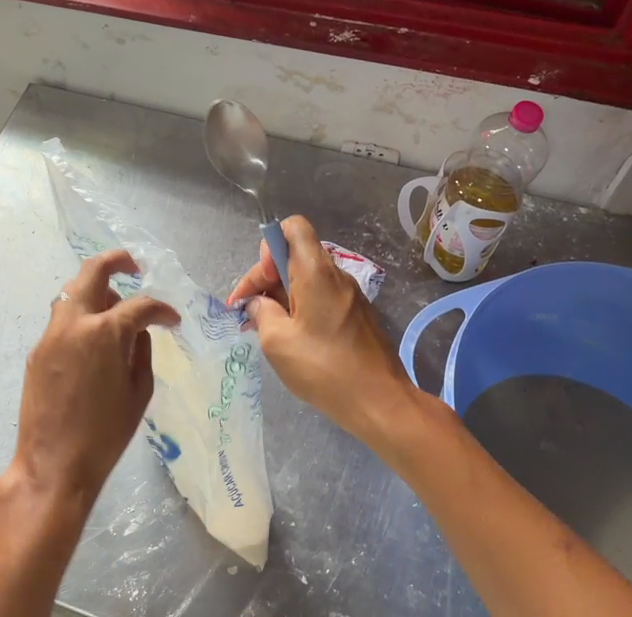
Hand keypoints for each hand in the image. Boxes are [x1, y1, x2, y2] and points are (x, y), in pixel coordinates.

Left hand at [9, 250, 179, 504]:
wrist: (53, 466)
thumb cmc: (105, 435)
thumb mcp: (139, 392)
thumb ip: (141, 351)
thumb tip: (139, 331)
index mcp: (105, 331)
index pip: (139, 305)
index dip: (161, 310)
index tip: (172, 320)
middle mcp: (74, 322)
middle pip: (93, 271)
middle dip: (116, 261)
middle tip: (133, 267)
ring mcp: (51, 334)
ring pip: (71, 291)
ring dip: (94, 289)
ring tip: (112, 307)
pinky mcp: (36, 351)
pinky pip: (61, 320)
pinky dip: (79, 317)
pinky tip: (91, 340)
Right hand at [228, 216, 417, 443]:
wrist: (381, 403)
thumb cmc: (324, 368)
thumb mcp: (277, 341)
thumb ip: (261, 312)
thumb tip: (259, 303)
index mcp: (316, 272)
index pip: (293, 227)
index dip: (270, 245)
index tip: (261, 283)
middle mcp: (336, 275)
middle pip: (296, 256)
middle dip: (267, 278)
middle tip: (250, 313)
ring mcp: (350, 296)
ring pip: (308, 280)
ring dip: (283, 297)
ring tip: (267, 329)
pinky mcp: (358, 316)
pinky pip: (323, 298)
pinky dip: (303, 309)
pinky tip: (293, 340)